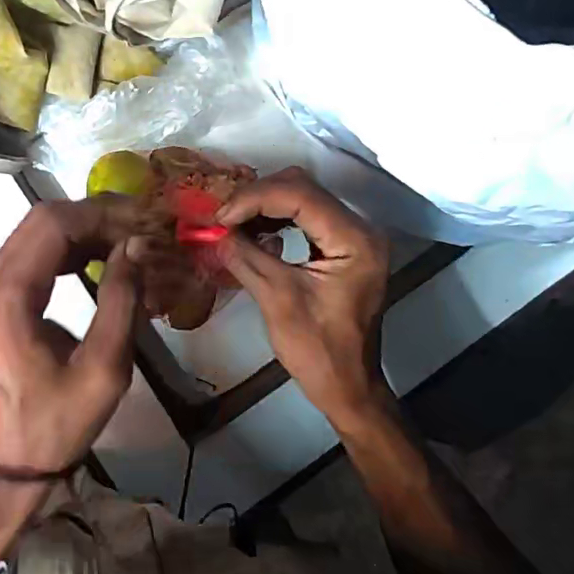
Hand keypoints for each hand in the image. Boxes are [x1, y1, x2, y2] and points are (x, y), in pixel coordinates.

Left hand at [0, 199, 142, 564]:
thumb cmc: (53, 430)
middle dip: (92, 216)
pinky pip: (23, 261)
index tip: (143, 222)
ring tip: (125, 241)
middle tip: (140, 226)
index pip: (52, 225)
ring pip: (29, 237)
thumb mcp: (103, 372)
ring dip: (77, 232)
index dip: (102, 214)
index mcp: (6, 299)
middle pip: (38, 223)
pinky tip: (93, 260)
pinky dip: (60, 253)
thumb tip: (136, 247)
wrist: (2, 473)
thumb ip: (121, 302)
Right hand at [216, 168, 390, 420]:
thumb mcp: (276, 299)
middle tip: (222, 217)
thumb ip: (245, 256)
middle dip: (257, 197)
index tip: (220, 218)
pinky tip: (251, 232)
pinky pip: (304, 216)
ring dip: (262, 205)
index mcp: (354, 241)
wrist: (347, 385)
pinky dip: (274, 218)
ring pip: (302, 197)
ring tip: (231, 223)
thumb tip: (214, 230)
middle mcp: (359, 229)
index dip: (254, 199)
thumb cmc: (316, 349)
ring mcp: (352, 237)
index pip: (300, 196)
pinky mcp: (340, 247)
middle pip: (302, 188)